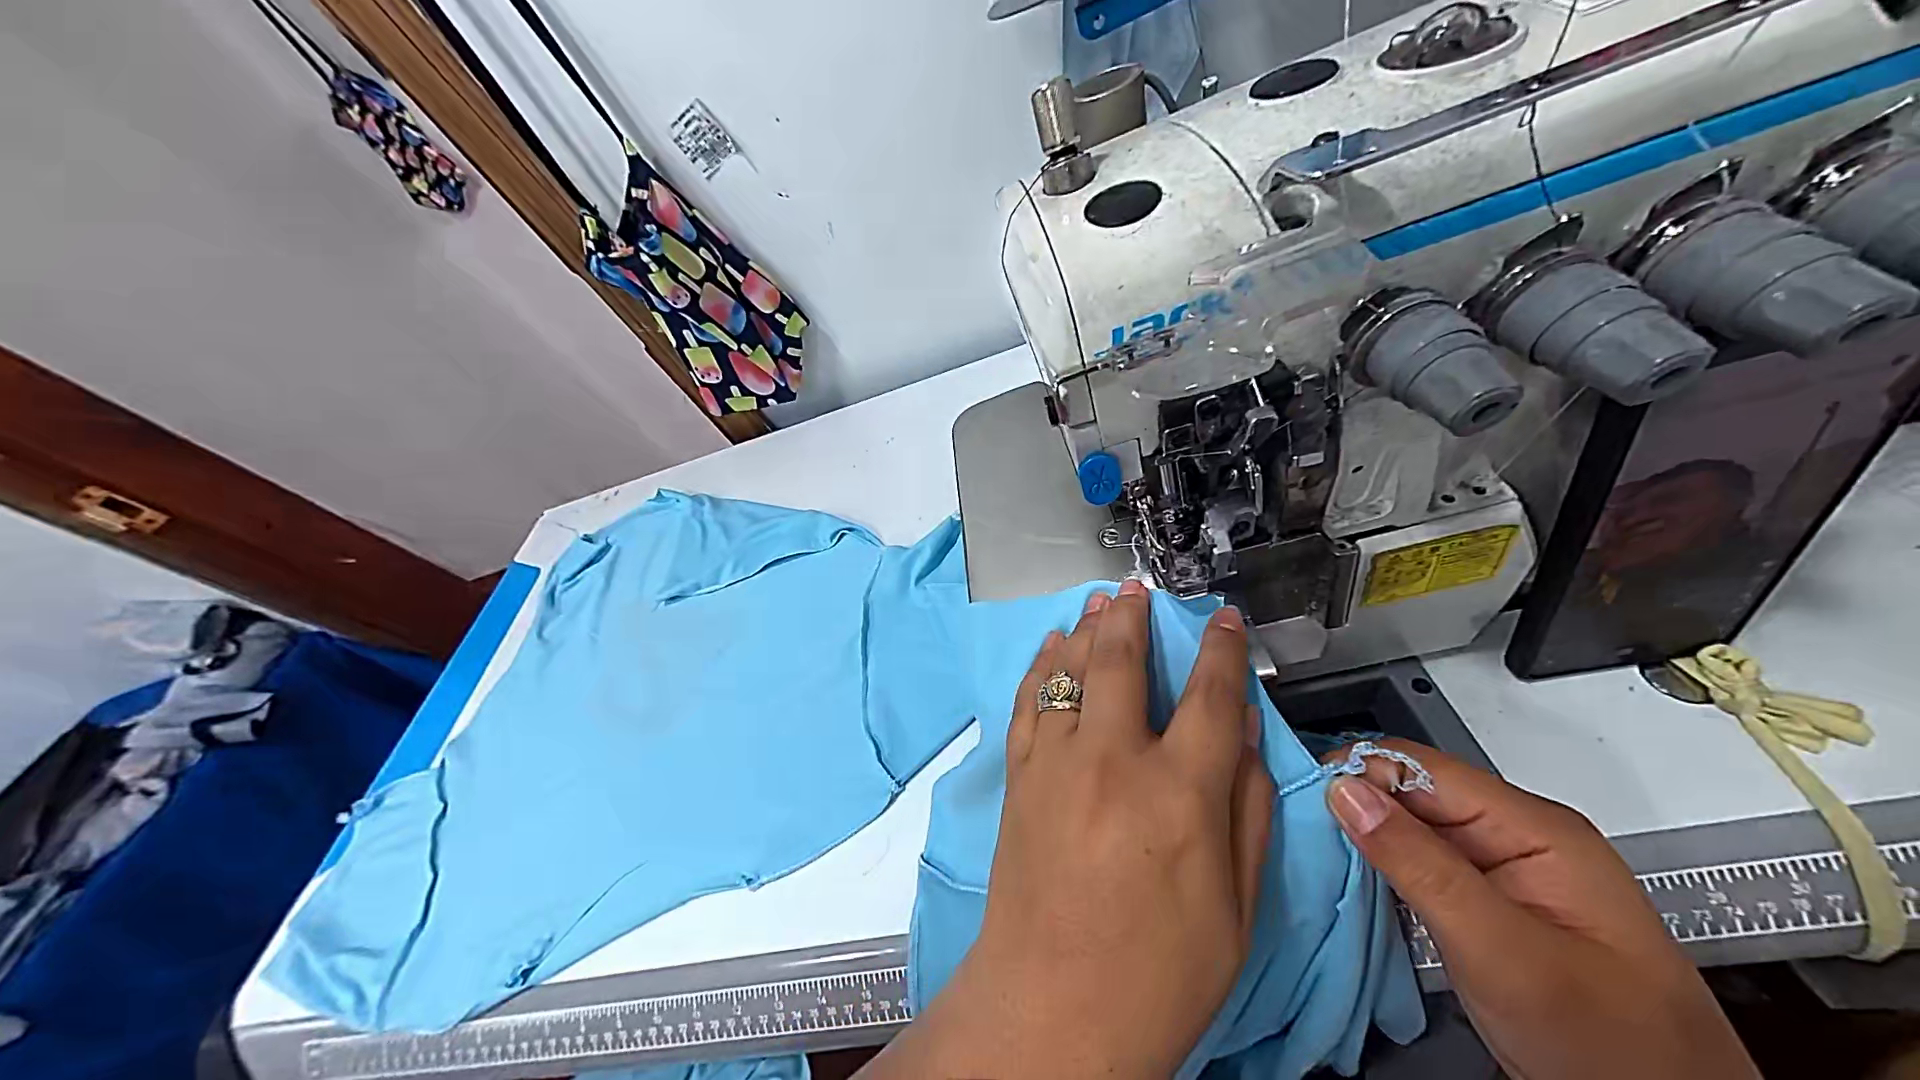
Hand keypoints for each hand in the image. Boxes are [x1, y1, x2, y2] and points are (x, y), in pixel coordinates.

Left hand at [863, 580, 1274, 1078]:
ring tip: (1097, 601)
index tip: (1223, 620)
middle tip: (1138, 589)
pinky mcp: (1018, 777)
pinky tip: (1050, 648)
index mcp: (1179, 792)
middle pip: (1121, 658)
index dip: (1221, 649)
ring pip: (1068, 669)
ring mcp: (1055, 763)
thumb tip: (1240, 729)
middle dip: (1133, 614)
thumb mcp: (1237, 903)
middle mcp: (1112, 760)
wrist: (1052, 1007)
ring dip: (1085, 627)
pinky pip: (1028, 702)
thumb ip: (1244, 806)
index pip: (1210, 694)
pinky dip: (1040, 667)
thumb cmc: (1160, 972)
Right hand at [1324, 739, 1758, 1079]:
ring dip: (1362, 837)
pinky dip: (1379, 866)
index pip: (1419, 765)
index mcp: (1534, 829)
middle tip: (1303, 833)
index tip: (1304, 797)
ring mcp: (1497, 868)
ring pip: (1407, 826)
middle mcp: (1514, 836)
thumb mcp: (1504, 952)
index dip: (1357, 772)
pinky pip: (1415, 862)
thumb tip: (1346, 791)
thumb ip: (1420, 864)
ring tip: (1318, 855)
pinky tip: (1354, 881)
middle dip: (1354, 805)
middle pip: (1410, 790)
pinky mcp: (1481, 899)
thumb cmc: (1613, 1047)